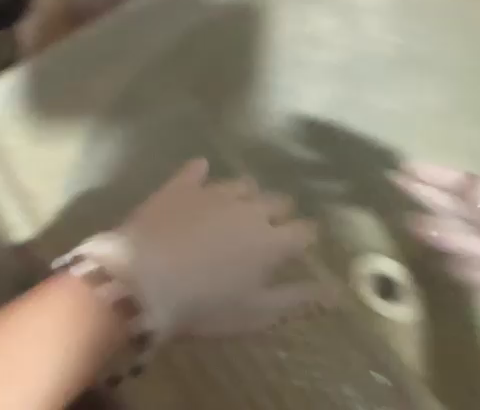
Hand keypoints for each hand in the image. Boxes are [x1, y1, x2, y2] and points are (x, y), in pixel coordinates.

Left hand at [83, 159, 327, 339]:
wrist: (144, 277)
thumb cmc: (205, 305)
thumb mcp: (257, 312)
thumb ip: (297, 298)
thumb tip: (335, 291)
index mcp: (272, 241)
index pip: (303, 231)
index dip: (306, 235)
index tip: (306, 240)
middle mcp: (247, 208)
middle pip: (275, 201)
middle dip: (280, 210)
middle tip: (275, 222)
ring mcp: (210, 192)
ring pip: (240, 184)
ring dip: (246, 193)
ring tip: (244, 202)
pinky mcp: (178, 185)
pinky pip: (194, 170)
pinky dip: (201, 170)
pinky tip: (201, 168)